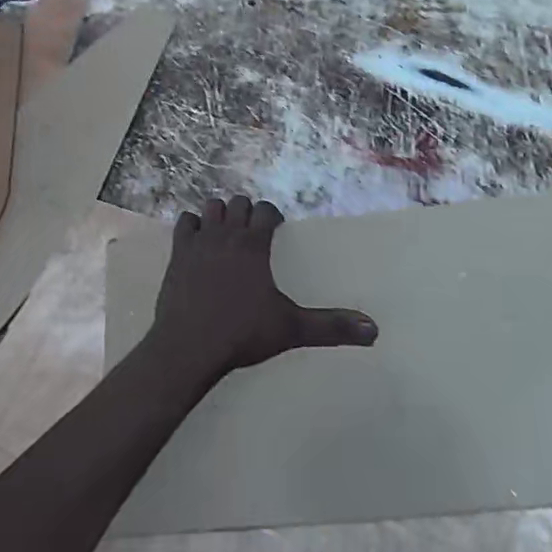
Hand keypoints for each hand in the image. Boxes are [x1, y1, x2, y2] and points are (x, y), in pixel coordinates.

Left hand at [146, 195, 376, 382]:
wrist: (189, 346)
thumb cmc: (242, 334)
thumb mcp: (291, 329)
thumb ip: (331, 326)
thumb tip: (374, 330)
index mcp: (254, 244)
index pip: (266, 210)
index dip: (272, 215)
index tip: (276, 228)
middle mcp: (227, 234)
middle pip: (238, 204)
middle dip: (247, 212)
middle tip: (253, 232)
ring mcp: (199, 241)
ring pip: (211, 207)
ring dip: (220, 214)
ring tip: (227, 233)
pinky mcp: (177, 253)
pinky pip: (185, 223)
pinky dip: (193, 226)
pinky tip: (198, 241)